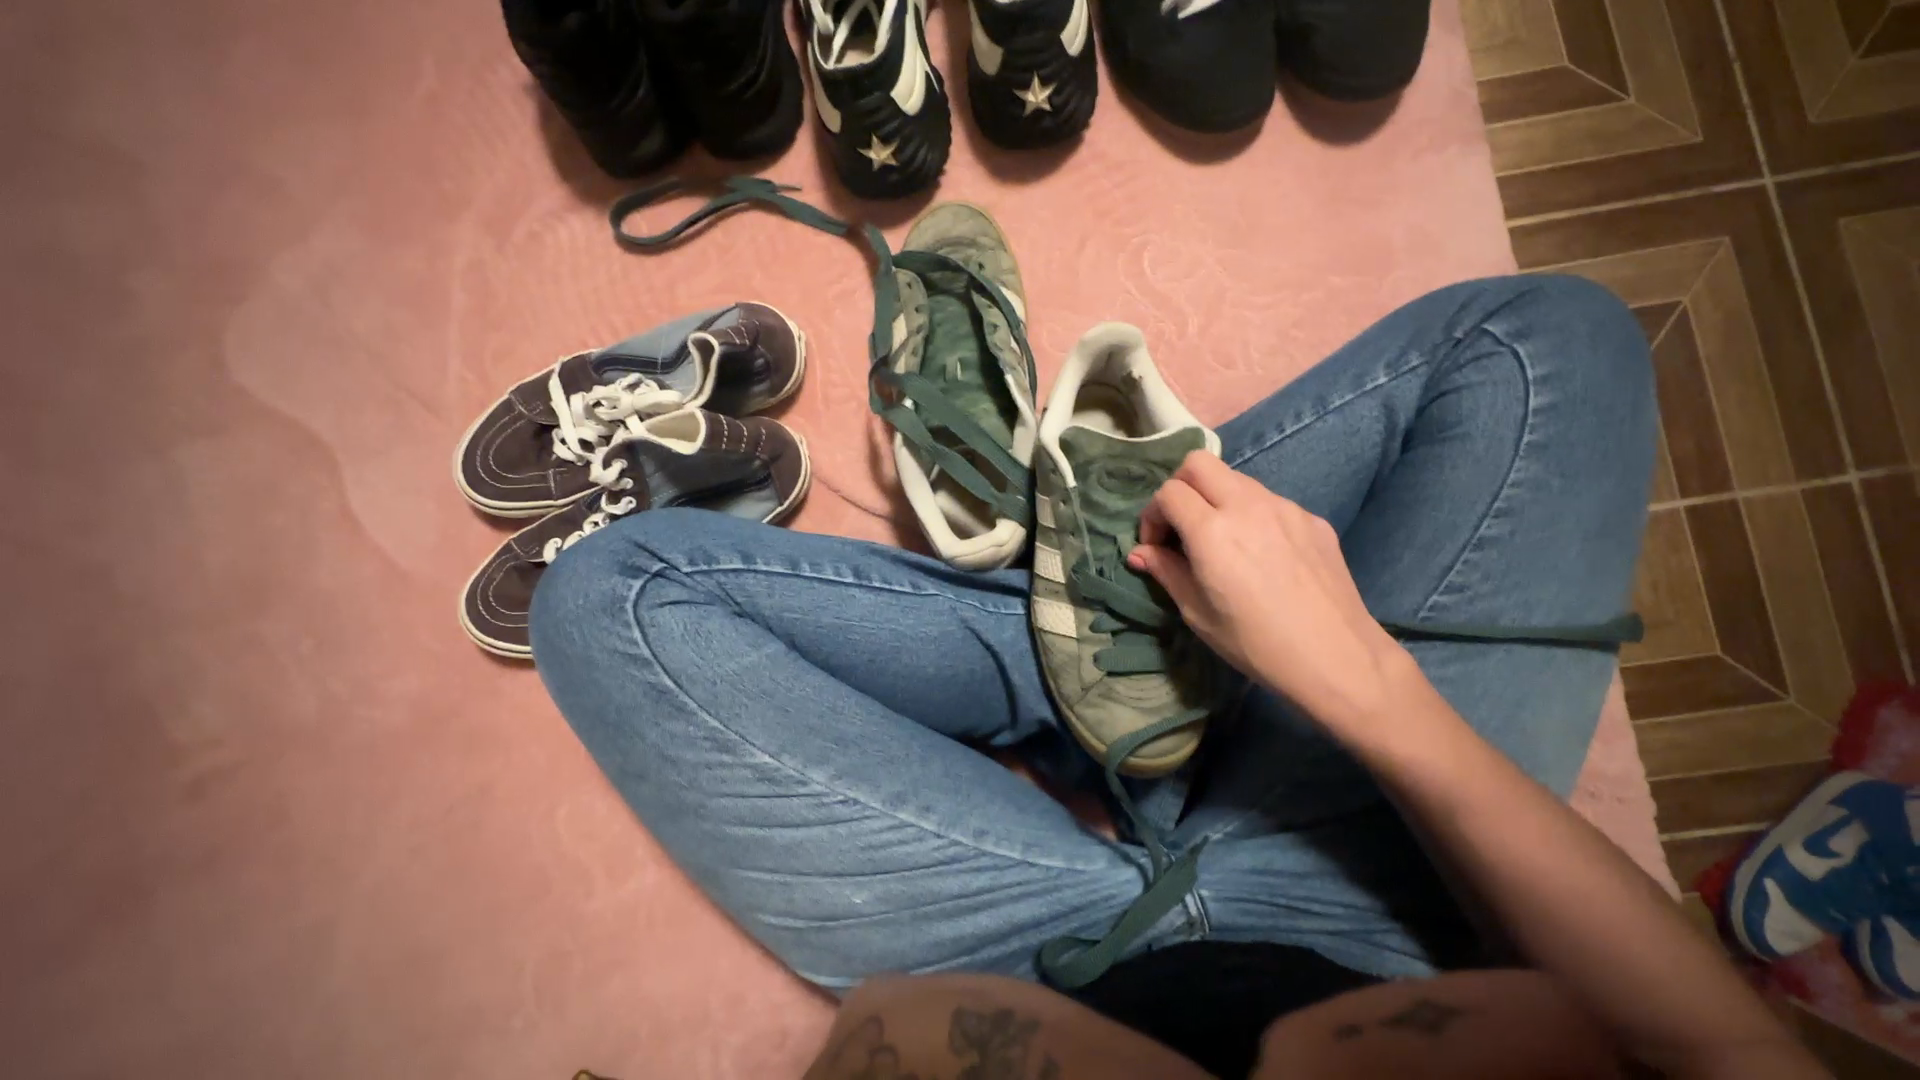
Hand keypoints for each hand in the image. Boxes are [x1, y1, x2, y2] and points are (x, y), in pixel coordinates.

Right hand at [1130, 452, 1420, 732]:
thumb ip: (1166, 572)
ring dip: (1217, 498)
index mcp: (1212, 531)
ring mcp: (1284, 508)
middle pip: (1199, 462)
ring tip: (1222, 541)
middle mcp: (1247, 506)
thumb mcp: (1198, 614)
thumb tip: (1140, 552)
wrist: (1335, 656)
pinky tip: (1262, 555)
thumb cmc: (1255, 643)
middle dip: (1180, 486)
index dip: (1153, 515)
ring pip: (1237, 478)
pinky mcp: (1311, 519)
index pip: (1169, 492)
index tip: (1157, 546)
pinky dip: (1252, 515)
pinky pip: (1270, 502)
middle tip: (1181, 525)